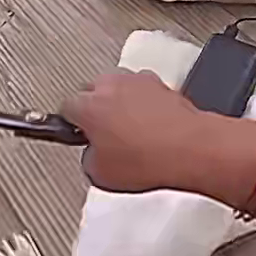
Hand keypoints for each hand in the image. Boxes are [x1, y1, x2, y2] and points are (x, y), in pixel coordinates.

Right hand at [61, 71, 206, 193]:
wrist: (188, 148)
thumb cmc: (148, 158)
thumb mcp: (99, 174)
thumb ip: (87, 156)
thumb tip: (93, 153)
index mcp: (89, 105)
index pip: (67, 107)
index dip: (71, 123)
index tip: (76, 132)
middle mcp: (111, 85)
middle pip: (92, 90)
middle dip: (94, 107)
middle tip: (102, 132)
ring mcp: (137, 80)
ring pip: (118, 86)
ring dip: (119, 101)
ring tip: (129, 129)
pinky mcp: (160, 83)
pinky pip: (142, 89)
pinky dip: (142, 101)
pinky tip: (149, 123)